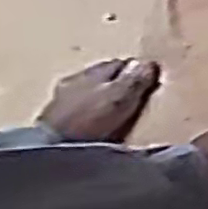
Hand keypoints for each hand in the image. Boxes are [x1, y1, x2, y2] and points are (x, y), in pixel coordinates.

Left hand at [37, 58, 160, 142]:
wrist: (54, 147)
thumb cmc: (94, 118)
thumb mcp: (123, 96)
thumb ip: (136, 78)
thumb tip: (147, 62)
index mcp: (92, 73)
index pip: (122, 63)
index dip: (139, 69)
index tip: (153, 79)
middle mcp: (73, 81)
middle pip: (105, 75)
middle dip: (121, 80)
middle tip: (140, 91)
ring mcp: (61, 98)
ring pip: (92, 89)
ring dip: (106, 94)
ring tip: (121, 105)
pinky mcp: (55, 116)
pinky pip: (82, 105)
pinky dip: (94, 107)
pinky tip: (101, 117)